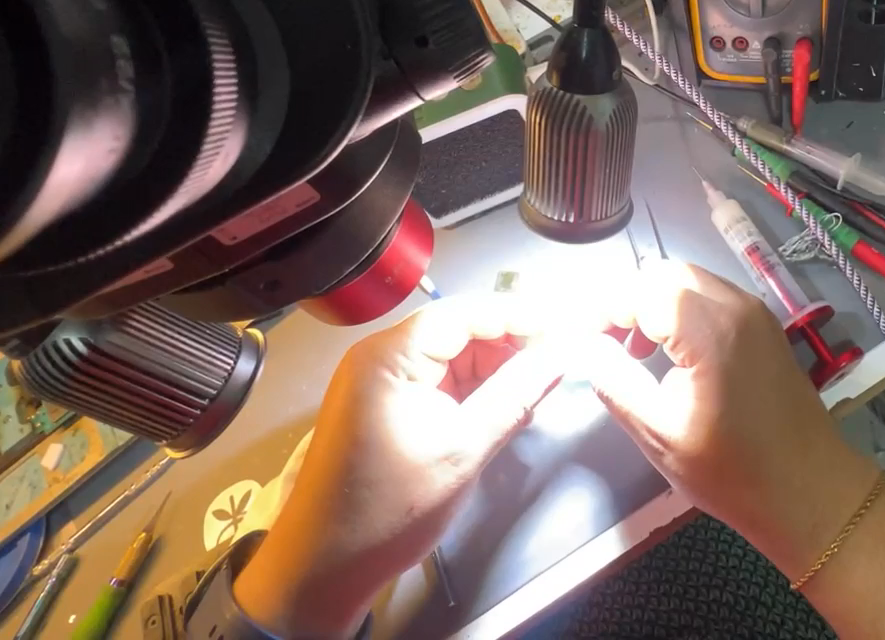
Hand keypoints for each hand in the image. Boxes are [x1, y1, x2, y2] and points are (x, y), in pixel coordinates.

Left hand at [234, 295, 573, 634]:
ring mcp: (386, 379)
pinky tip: (510, 404)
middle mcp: (385, 355)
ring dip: (499, 367)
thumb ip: (516, 395)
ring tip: (539, 387)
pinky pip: (445, 379)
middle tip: (557, 363)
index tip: (563, 330)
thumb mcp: (463, 450)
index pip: (466, 312)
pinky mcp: (392, 403)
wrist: (320, 573)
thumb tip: (560, 356)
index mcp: (390, 355)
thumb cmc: (386, 510)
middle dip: (512, 343)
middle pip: (463, 328)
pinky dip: (479, 389)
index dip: (518, 316)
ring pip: (458, 354)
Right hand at [583, 261, 881, 577]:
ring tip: (635, 350)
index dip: (602, 310)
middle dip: (627, 300)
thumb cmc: (732, 470)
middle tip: (605, 344)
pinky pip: (709, 293)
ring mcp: (752, 309)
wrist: (810, 491)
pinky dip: (680, 307)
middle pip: (663, 273)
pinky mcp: (762, 322)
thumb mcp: (659, 433)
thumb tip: (584, 345)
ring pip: (687, 278)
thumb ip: (615, 380)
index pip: (639, 290)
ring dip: (653, 301)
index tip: (582, 343)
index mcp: (709, 327)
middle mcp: (734, 303)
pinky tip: (672, 350)